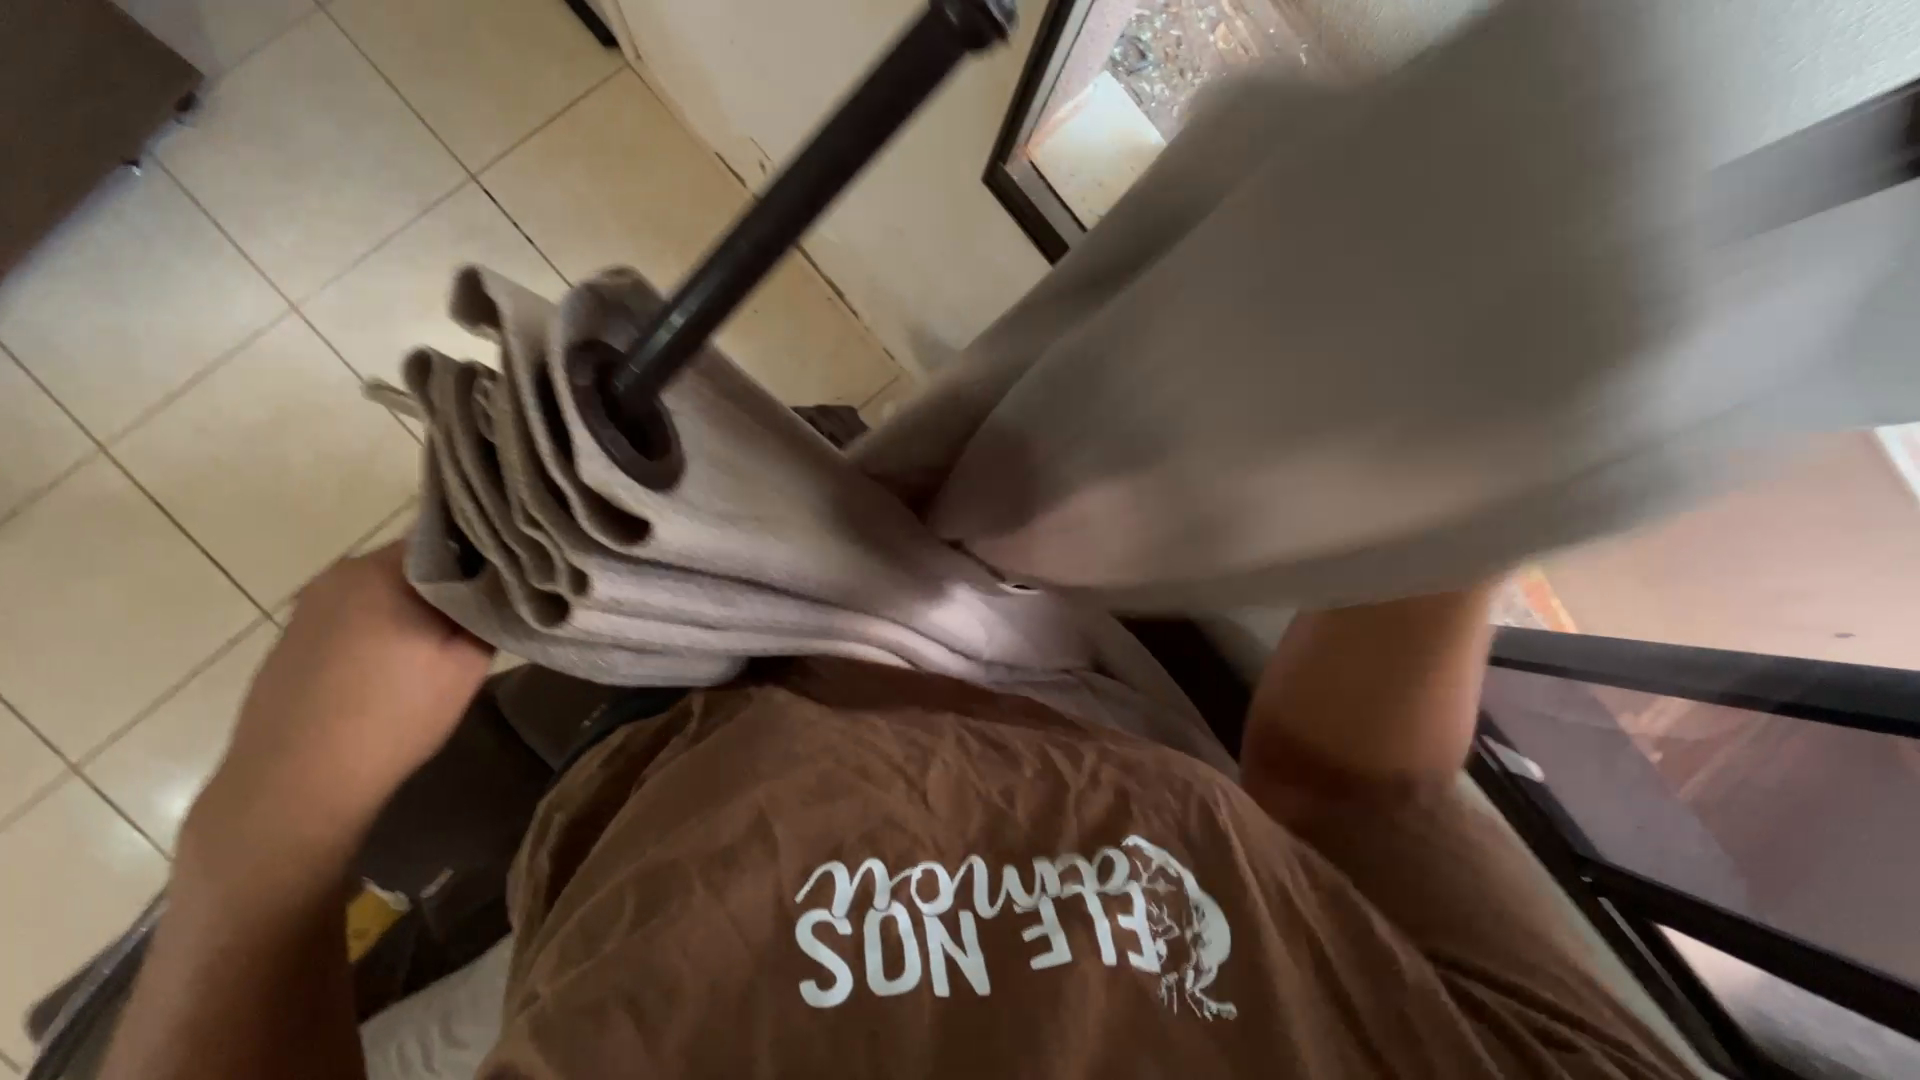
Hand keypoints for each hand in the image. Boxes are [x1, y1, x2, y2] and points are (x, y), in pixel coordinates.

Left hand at [181, 543, 492, 877]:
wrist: (294, 784)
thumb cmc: (393, 716)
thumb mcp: (467, 661)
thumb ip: (488, 609)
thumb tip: (503, 585)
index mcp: (381, 569)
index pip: (449, 536)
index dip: (486, 556)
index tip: (509, 584)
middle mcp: (338, 574)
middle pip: (415, 562)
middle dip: (451, 585)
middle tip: (483, 618)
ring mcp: (308, 607)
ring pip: (384, 590)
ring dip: (415, 608)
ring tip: (442, 647)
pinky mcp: (292, 639)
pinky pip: (355, 616)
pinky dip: (382, 629)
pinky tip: (395, 669)